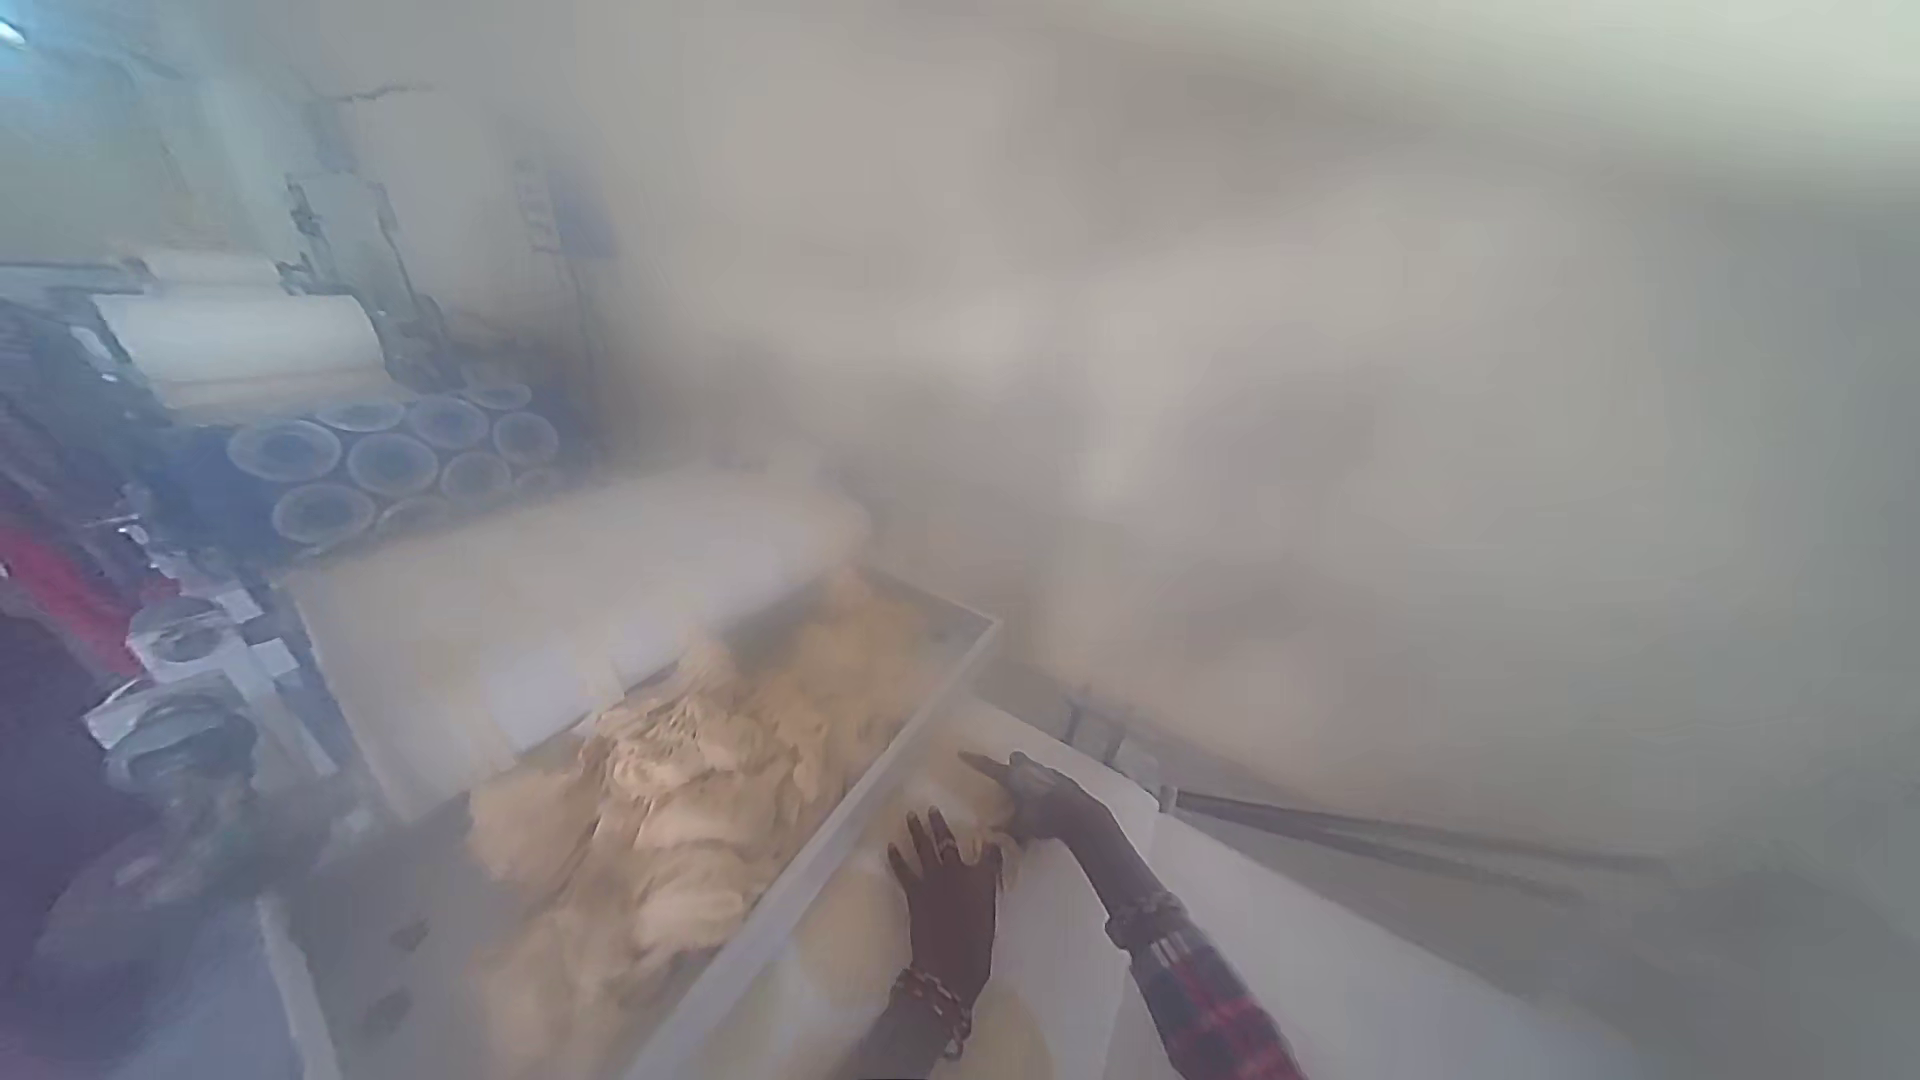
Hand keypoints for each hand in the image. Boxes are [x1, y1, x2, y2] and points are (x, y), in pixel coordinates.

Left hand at [887, 808, 1001, 1006]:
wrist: (950, 969)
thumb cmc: (977, 948)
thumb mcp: (989, 917)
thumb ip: (985, 892)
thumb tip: (983, 878)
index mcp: (981, 879)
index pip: (989, 855)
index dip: (989, 847)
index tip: (989, 838)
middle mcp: (957, 872)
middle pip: (947, 841)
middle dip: (939, 824)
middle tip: (932, 808)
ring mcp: (933, 880)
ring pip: (924, 848)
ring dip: (916, 831)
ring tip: (911, 815)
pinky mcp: (915, 892)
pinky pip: (904, 870)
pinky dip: (896, 858)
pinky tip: (890, 846)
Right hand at [961, 750, 1112, 844]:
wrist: (1078, 814)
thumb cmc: (1044, 817)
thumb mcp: (1021, 827)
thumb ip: (1005, 828)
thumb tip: (990, 832)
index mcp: (1013, 776)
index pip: (988, 766)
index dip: (974, 760)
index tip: (962, 753)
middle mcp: (1028, 768)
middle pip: (1015, 759)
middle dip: (1011, 766)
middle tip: (1008, 782)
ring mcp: (1046, 770)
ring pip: (1032, 767)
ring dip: (1028, 776)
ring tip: (1028, 795)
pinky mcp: (1061, 778)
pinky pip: (1046, 776)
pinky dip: (1042, 784)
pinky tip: (1045, 801)